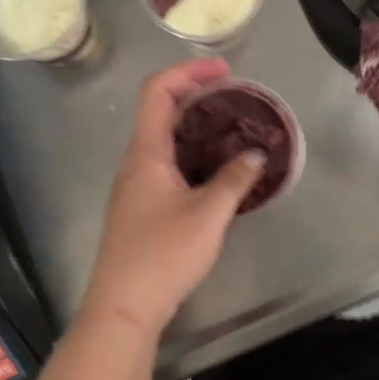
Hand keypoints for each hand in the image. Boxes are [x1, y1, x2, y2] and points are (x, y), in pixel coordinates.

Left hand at [79, 58, 267, 337]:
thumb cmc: (161, 255)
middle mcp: (136, 161)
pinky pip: (167, 162)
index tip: (223, 70)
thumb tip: (256, 153)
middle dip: (195, 93)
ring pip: (164, 138)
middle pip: (160, 110)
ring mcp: (136, 185)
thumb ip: (234, 180)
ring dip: (195, 123)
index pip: (158, 91)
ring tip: (232, 125)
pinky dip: (192, 151)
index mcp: (146, 153)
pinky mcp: (141, 206)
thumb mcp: (208, 215)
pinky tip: (217, 167)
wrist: (122, 308)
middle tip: (234, 93)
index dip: (188, 71)